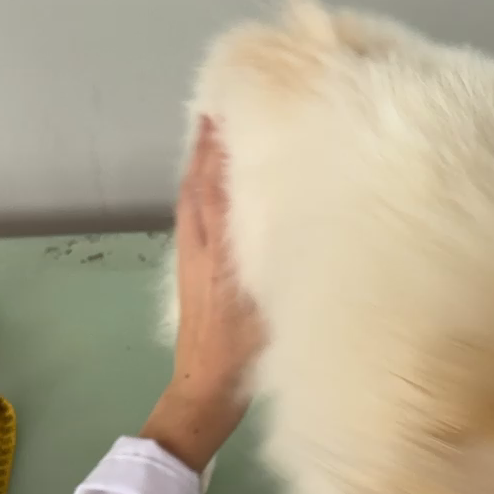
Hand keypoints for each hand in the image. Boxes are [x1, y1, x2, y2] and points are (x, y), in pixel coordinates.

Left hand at [141, 118, 263, 472]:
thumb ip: (283, 266)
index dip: (217, 148)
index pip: (213, 187)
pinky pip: (192, 214)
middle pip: (196, 183)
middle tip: (219, 107)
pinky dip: (198, 188)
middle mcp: (199, 244)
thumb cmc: (243, 352)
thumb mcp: (273, 308)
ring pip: (191, 197)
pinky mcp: (189, 266)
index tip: (225, 110)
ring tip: (215, 133)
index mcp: (219, 250)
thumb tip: (304, 220)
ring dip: (199, 163)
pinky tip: (213, 183)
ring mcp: (190, 255)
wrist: (203, 385)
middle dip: (205, 145)